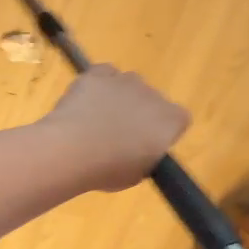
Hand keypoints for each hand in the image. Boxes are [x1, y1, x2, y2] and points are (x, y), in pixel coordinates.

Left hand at [40, 65, 189, 191]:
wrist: (70, 151)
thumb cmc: (106, 171)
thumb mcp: (135, 175)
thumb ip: (144, 158)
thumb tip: (137, 152)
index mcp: (171, 120)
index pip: (178, 120)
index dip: (161, 132)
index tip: (145, 145)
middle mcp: (153, 94)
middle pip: (151, 101)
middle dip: (137, 114)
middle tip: (115, 136)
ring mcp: (125, 81)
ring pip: (127, 85)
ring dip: (118, 98)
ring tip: (94, 119)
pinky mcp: (97, 74)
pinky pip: (104, 73)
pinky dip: (98, 84)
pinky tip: (86, 100)